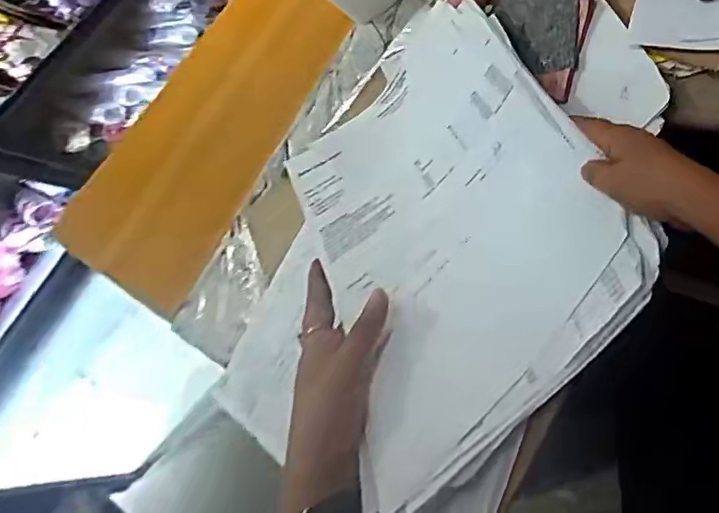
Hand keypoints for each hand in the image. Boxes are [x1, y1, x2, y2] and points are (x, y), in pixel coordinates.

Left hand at [282, 261, 387, 511]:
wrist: (325, 466)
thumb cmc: (326, 410)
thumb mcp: (346, 364)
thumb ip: (364, 328)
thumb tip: (379, 289)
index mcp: (315, 341)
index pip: (317, 301)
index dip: (320, 278)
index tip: (324, 252)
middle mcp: (326, 351)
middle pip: (340, 314)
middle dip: (353, 290)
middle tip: (375, 260)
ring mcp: (342, 369)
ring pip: (358, 332)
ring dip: (372, 313)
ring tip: (396, 286)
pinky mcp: (357, 386)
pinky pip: (372, 352)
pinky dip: (383, 338)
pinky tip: (402, 329)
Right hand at [575, 118, 718, 228]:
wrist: (691, 196)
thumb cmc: (648, 184)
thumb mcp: (611, 181)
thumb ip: (594, 172)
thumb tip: (588, 165)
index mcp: (617, 134)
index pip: (587, 124)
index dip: (569, 125)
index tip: (552, 129)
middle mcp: (631, 137)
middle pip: (602, 138)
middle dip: (585, 145)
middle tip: (563, 157)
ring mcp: (646, 151)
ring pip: (617, 153)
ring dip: (604, 162)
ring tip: (584, 175)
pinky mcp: (657, 168)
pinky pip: (630, 167)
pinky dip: (619, 174)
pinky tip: (612, 188)